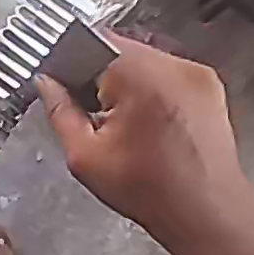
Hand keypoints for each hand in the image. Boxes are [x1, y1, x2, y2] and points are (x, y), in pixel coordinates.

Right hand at [34, 34, 253, 254]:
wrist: (206, 212)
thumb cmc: (148, 190)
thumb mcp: (85, 156)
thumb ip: (60, 112)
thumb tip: (46, 83)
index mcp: (142, 78)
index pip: (93, 43)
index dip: (70, 64)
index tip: (61, 88)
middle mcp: (174, 66)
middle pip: (118, 48)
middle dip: (95, 74)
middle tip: (87, 111)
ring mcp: (196, 73)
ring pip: (140, 58)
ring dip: (120, 81)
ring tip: (117, 120)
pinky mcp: (208, 84)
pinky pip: (162, 71)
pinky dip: (144, 87)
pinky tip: (140, 121)